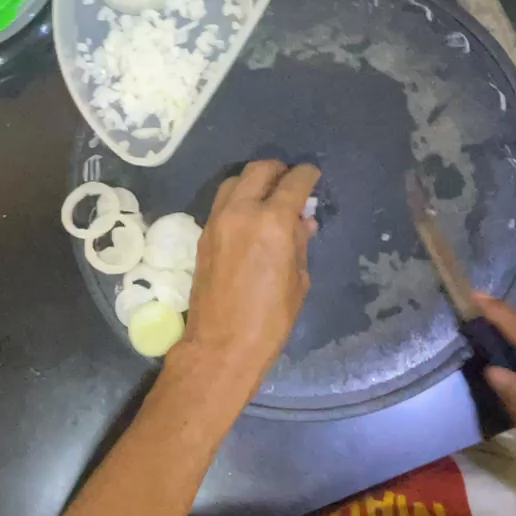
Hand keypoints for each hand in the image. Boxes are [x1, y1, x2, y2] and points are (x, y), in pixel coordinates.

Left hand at [177, 160, 320, 386]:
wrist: (221, 344)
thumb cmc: (270, 320)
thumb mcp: (298, 280)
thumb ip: (300, 243)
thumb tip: (302, 222)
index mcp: (272, 222)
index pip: (293, 182)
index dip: (307, 176)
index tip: (313, 177)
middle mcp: (240, 213)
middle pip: (258, 170)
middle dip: (278, 171)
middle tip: (290, 182)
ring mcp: (216, 222)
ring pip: (234, 183)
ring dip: (253, 182)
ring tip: (268, 197)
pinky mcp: (203, 236)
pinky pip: (222, 204)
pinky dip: (238, 201)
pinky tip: (250, 218)